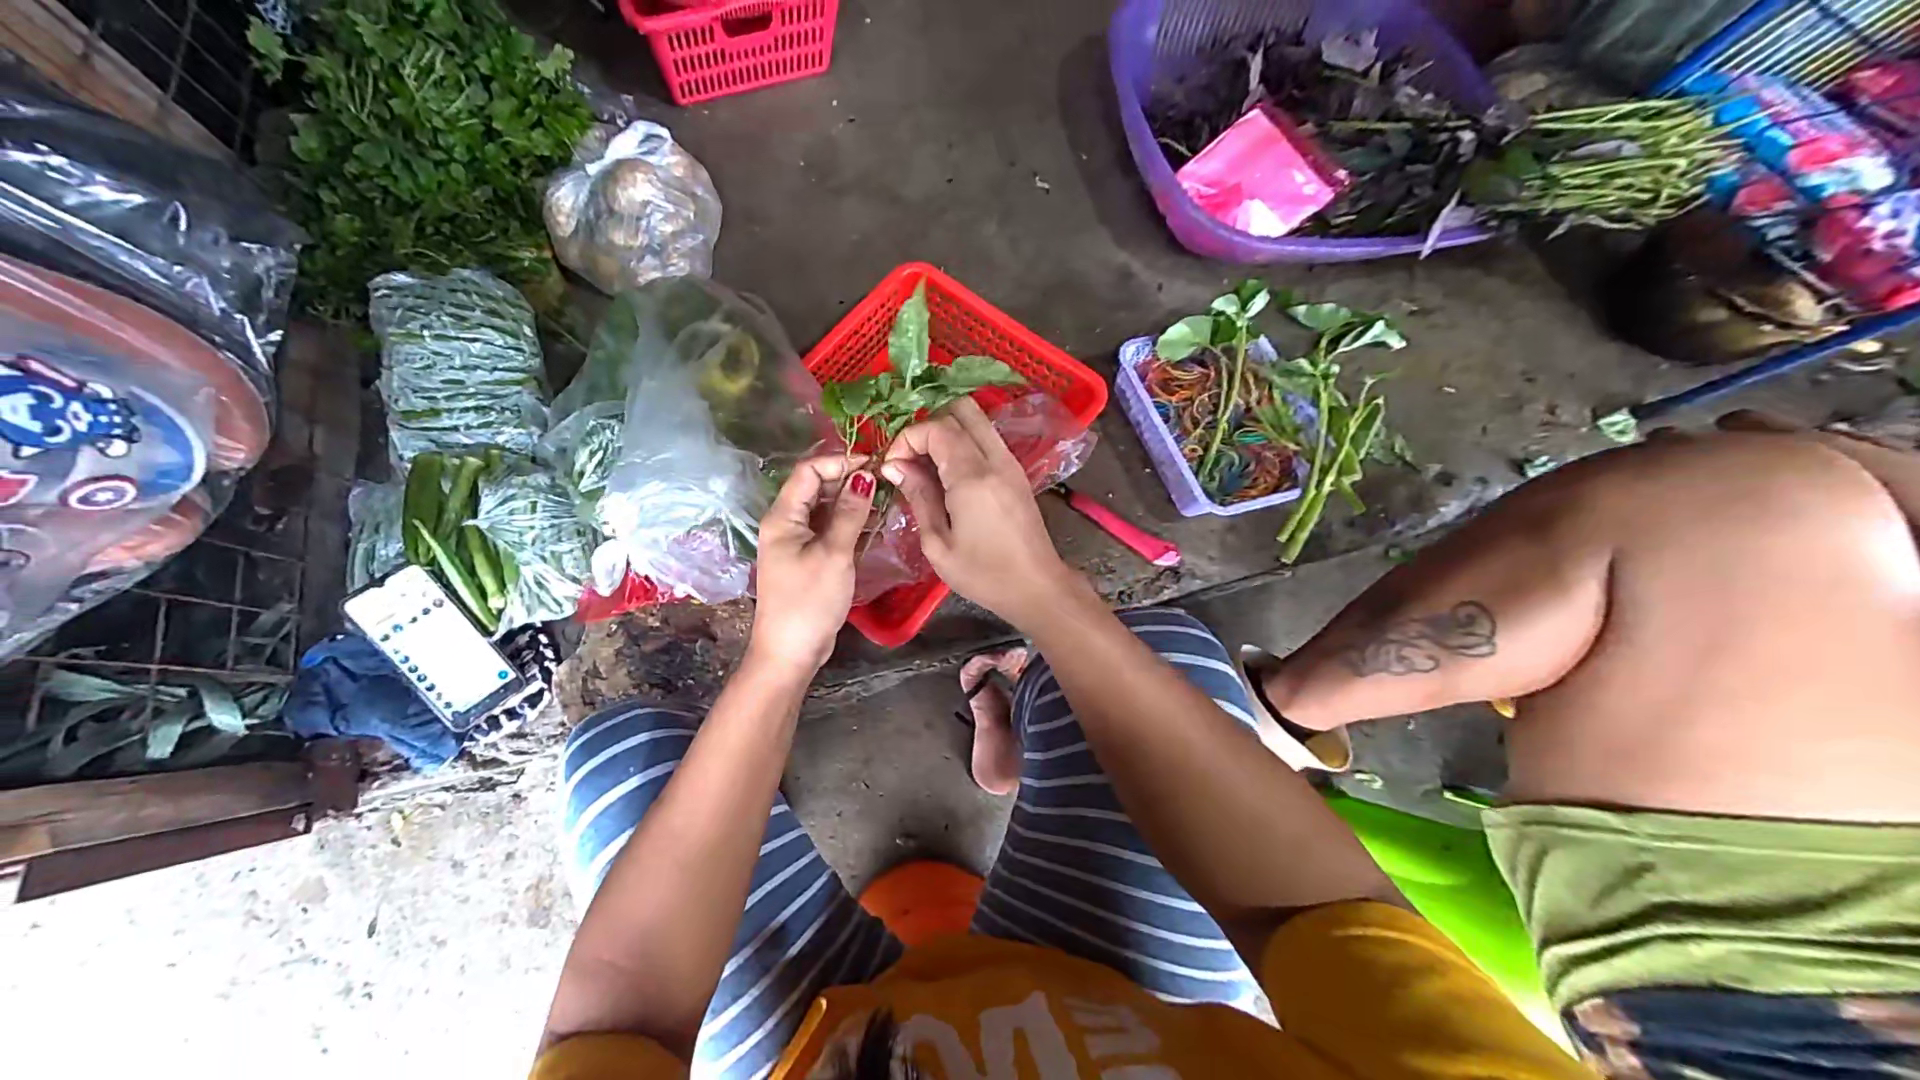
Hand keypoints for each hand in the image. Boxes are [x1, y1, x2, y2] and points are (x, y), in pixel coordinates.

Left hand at [749, 454, 874, 671]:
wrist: (790, 651)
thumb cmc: (810, 601)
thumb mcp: (834, 554)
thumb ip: (849, 513)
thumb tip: (864, 476)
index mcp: (783, 517)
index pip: (809, 471)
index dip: (839, 462)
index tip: (873, 465)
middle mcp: (786, 524)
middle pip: (816, 487)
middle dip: (848, 479)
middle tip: (884, 481)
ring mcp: (796, 542)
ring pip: (824, 508)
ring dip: (850, 501)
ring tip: (884, 499)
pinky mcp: (807, 558)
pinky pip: (827, 529)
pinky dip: (848, 522)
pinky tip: (872, 523)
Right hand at [881, 398, 1079, 628]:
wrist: (1037, 587)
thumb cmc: (984, 575)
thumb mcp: (938, 544)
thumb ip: (918, 497)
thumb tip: (895, 466)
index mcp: (973, 477)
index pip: (936, 428)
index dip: (907, 439)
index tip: (893, 467)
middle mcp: (995, 460)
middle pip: (960, 410)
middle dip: (927, 426)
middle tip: (910, 458)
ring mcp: (1010, 463)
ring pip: (976, 420)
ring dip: (946, 431)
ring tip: (926, 465)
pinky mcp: (1017, 472)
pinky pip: (986, 438)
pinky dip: (963, 442)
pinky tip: (948, 474)